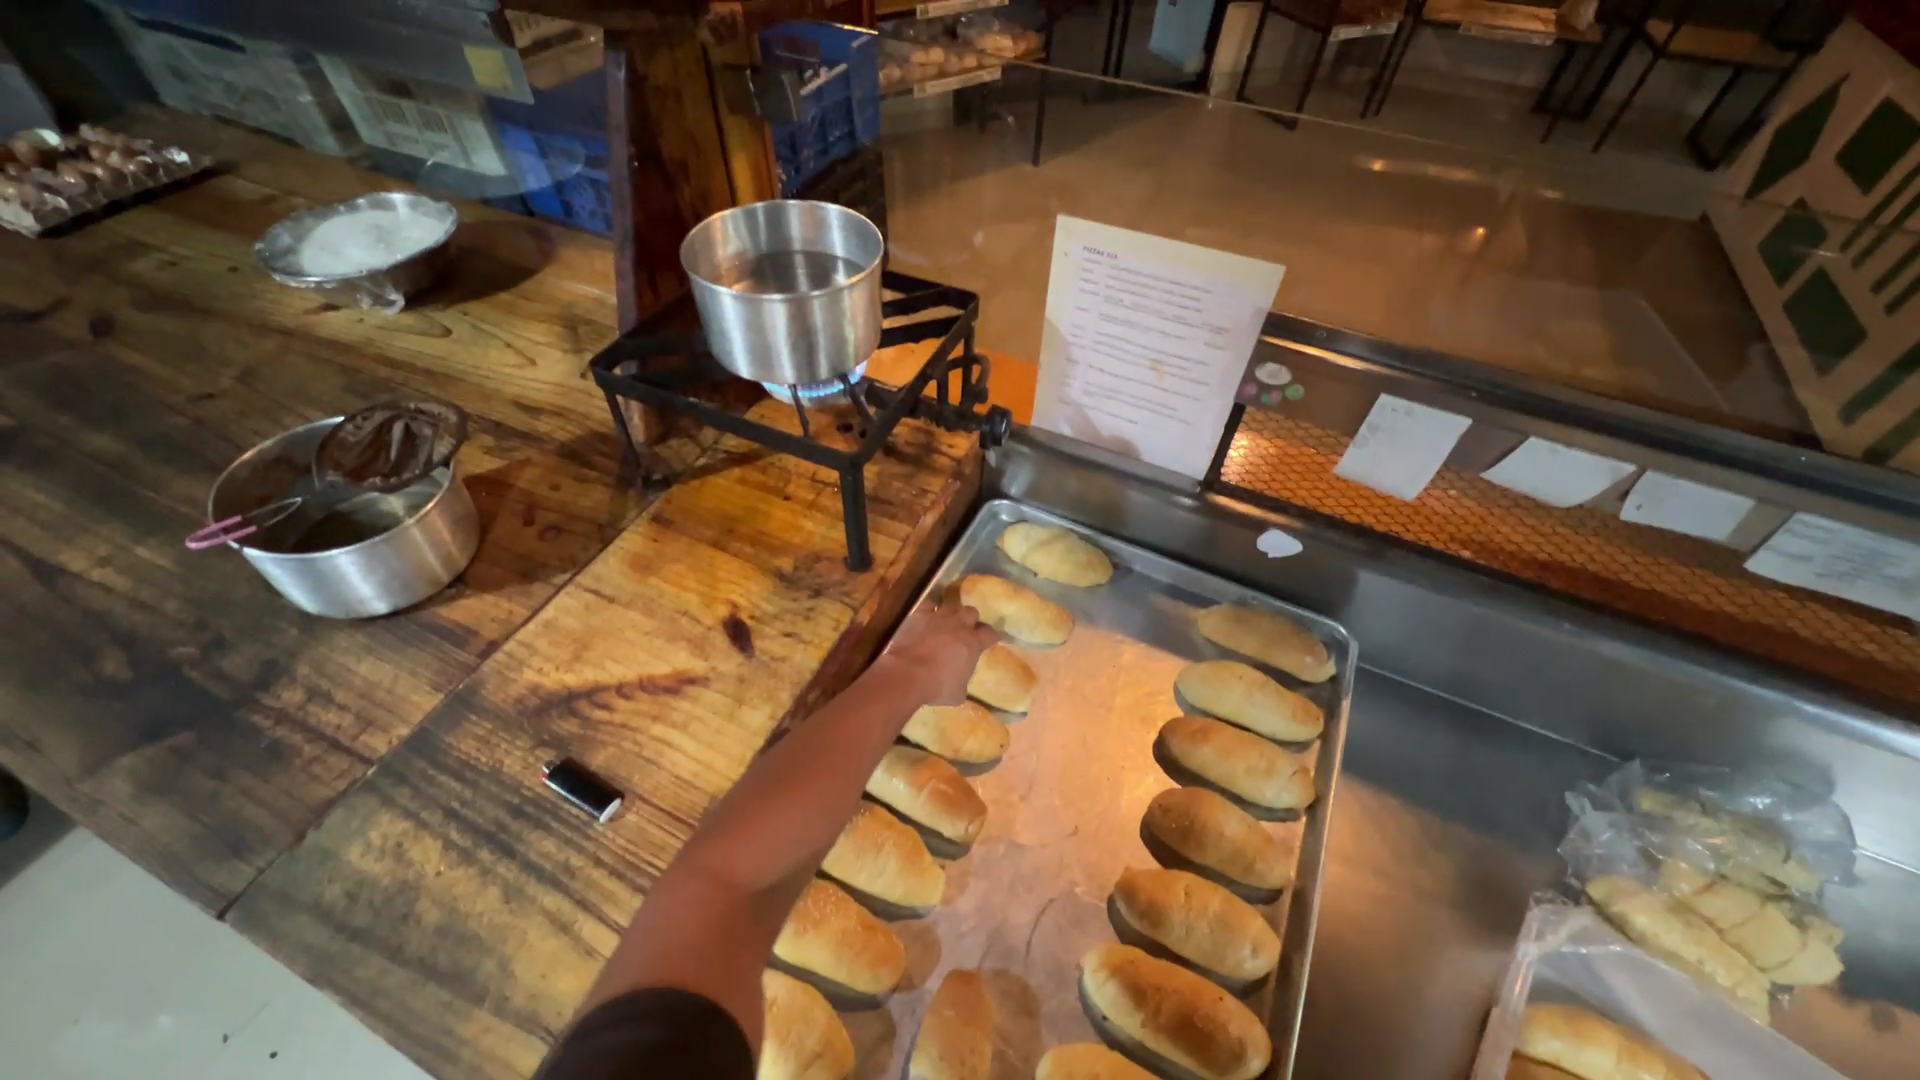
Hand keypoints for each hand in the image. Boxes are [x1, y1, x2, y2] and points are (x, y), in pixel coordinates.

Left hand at [879, 600, 999, 706]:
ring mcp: (939, 617)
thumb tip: (960, 684)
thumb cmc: (937, 686)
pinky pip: (929, 605)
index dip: (992, 636)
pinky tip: (927, 617)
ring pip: (952, 606)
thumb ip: (963, 682)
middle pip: (972, 612)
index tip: (991, 639)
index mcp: (973, 643)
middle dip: (971, 620)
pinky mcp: (920, 614)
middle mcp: (959, 625)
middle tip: (966, 630)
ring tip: (947, 622)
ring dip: (952, 614)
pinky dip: (930, 610)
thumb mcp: (958, 693)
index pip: (990, 634)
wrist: (908, 673)